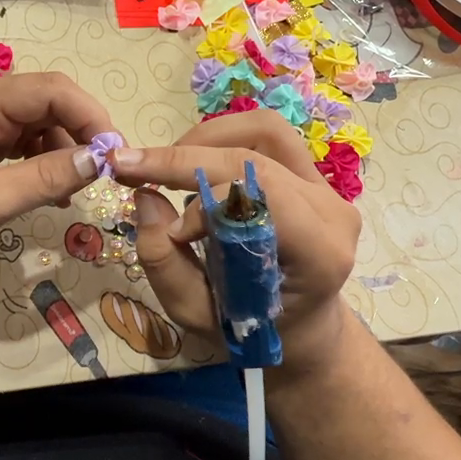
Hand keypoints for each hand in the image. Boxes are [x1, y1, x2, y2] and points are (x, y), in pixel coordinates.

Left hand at [0, 72, 114, 261]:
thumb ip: (43, 179)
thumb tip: (97, 160)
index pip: (52, 90)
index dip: (90, 116)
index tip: (113, 156)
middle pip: (50, 101)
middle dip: (81, 133)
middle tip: (101, 176)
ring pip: (41, 121)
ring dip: (64, 149)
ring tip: (73, 191)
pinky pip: (25, 138)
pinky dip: (44, 160)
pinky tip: (51, 191)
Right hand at [109, 111, 360, 377]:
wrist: (299, 330)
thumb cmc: (249, 330)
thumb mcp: (196, 315)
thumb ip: (165, 264)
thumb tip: (144, 197)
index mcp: (317, 253)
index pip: (259, 195)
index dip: (203, 199)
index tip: (167, 227)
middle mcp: (330, 211)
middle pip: (254, 154)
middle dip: (183, 156)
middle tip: (130, 168)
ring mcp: (325, 188)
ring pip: (263, 129)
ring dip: (204, 138)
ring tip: (165, 166)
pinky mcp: (310, 176)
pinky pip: (264, 137)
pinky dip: (218, 142)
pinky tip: (190, 167)